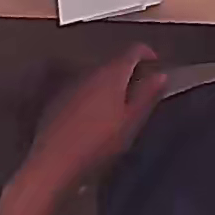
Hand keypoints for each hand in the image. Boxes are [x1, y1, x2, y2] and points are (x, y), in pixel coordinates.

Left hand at [24, 44, 166, 188]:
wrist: (52, 165)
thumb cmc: (98, 142)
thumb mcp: (131, 121)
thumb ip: (148, 94)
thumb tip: (162, 74)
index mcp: (113, 72)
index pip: (134, 49)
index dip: (148, 53)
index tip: (156, 64)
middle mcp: (92, 72)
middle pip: (115, 63)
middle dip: (129, 71)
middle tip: (140, 89)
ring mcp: (72, 85)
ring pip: (98, 77)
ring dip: (110, 84)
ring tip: (118, 105)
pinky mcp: (57, 101)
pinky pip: (82, 90)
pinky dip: (93, 96)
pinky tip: (93, 118)